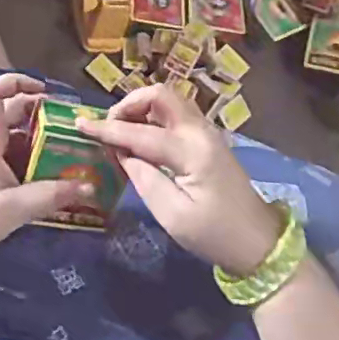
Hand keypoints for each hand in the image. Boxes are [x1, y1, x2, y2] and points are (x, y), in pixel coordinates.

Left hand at [0, 73, 94, 269]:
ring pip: (13, 134)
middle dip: (39, 110)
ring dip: (38, 135)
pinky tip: (52, 171)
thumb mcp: (13, 208)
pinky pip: (12, 154)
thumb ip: (52, 195)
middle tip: (68, 122)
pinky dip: (32, 156)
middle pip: (10, 110)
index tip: (44, 91)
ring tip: (68, 146)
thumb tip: (89, 186)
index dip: (16, 82)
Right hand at [75, 84, 281, 276]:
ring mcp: (207, 134)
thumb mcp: (173, 215)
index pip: (140, 132)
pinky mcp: (208, 141)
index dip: (107, 129)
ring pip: (169, 101)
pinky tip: (139, 139)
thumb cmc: (215, 234)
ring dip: (140, 109)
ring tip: (119, 133)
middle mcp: (200, 132)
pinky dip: (153, 118)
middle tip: (107, 127)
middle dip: (128, 104)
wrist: (259, 243)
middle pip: (160, 95)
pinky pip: (175, 115)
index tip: (79, 124)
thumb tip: (123, 154)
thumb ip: (144, 178)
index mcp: (192, 151)